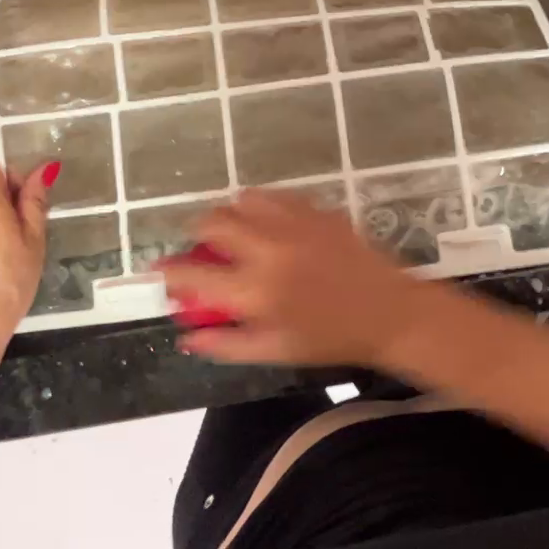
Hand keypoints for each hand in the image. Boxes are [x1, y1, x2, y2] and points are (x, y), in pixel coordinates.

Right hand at [156, 189, 428, 365]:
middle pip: (211, 223)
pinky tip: (267, 223)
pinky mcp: (316, 211)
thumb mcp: (275, 352)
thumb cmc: (331, 339)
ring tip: (235, 233)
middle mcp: (269, 250)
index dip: (168, 271)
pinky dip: (260, 206)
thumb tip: (188, 338)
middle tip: (201, 249)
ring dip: (229, 215)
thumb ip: (226, 344)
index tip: (158, 270)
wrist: (390, 313)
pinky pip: (274, 196)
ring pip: (241, 200)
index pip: (193, 275)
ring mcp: (294, 224)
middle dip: (196, 234)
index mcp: (256, 291)